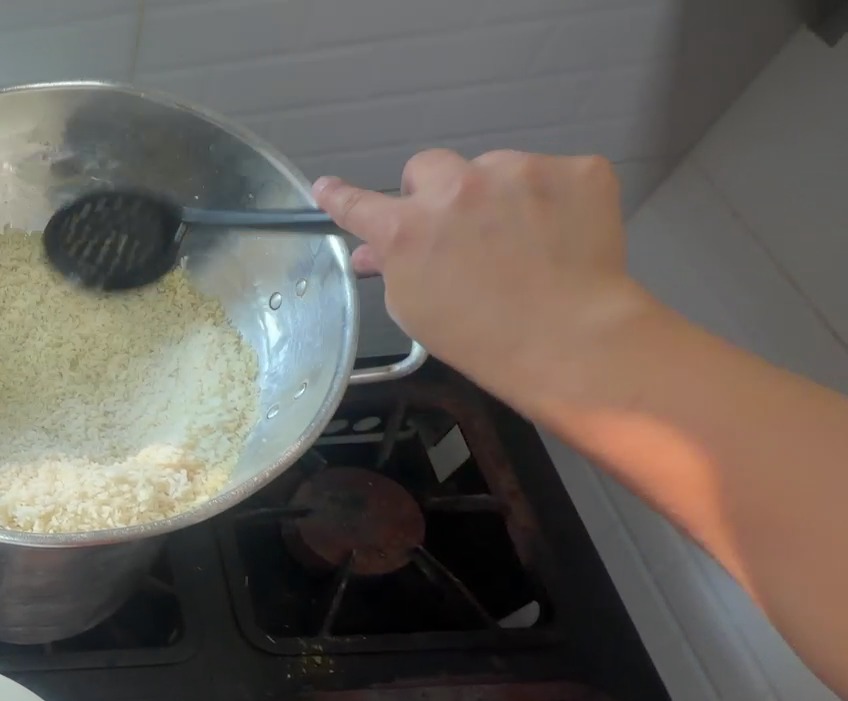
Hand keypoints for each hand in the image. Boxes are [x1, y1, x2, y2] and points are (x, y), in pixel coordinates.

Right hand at [313, 150, 650, 391]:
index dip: (338, 197)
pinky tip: (556, 232)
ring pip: (493, 169)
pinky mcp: (577, 169)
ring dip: (493, 193)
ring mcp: (522, 171)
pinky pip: (551, 174)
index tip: (325, 187)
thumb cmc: (471, 333)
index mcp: (406, 228)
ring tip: (516, 237)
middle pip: (429, 165)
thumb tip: (375, 252)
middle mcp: (457, 188)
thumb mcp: (411, 306)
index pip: (358, 205)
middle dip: (433, 190)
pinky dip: (548, 198)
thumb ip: (392, 267)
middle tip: (451, 225)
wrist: (563, 333)